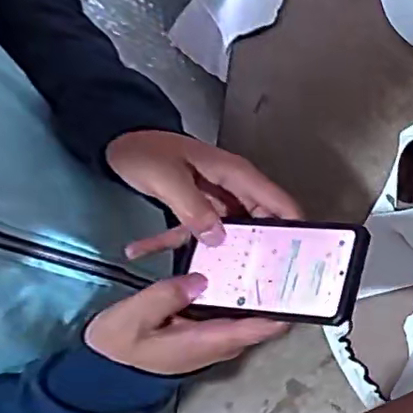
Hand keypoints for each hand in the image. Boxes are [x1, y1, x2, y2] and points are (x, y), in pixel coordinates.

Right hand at [85, 274, 287, 374]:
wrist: (111, 362)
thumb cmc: (122, 343)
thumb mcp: (132, 317)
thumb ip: (166, 296)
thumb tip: (201, 279)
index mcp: (214, 340)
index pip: (264, 327)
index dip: (286, 309)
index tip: (298, 287)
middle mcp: (229, 340)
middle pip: (266, 317)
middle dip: (277, 293)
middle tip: (285, 260)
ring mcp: (225, 336)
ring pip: (254, 312)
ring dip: (262, 291)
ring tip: (271, 258)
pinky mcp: (217, 330)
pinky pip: (239, 312)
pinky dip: (242, 294)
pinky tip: (244, 268)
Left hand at [105, 130, 303, 259]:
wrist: (114, 135)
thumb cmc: (144, 150)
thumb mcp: (166, 178)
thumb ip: (193, 208)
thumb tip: (218, 238)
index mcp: (240, 177)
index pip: (283, 205)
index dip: (296, 230)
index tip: (298, 257)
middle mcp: (238, 190)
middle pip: (266, 224)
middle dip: (266, 249)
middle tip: (264, 277)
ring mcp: (220, 201)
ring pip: (237, 232)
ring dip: (227, 252)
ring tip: (220, 276)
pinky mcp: (202, 209)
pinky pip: (204, 231)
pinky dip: (185, 243)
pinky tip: (151, 252)